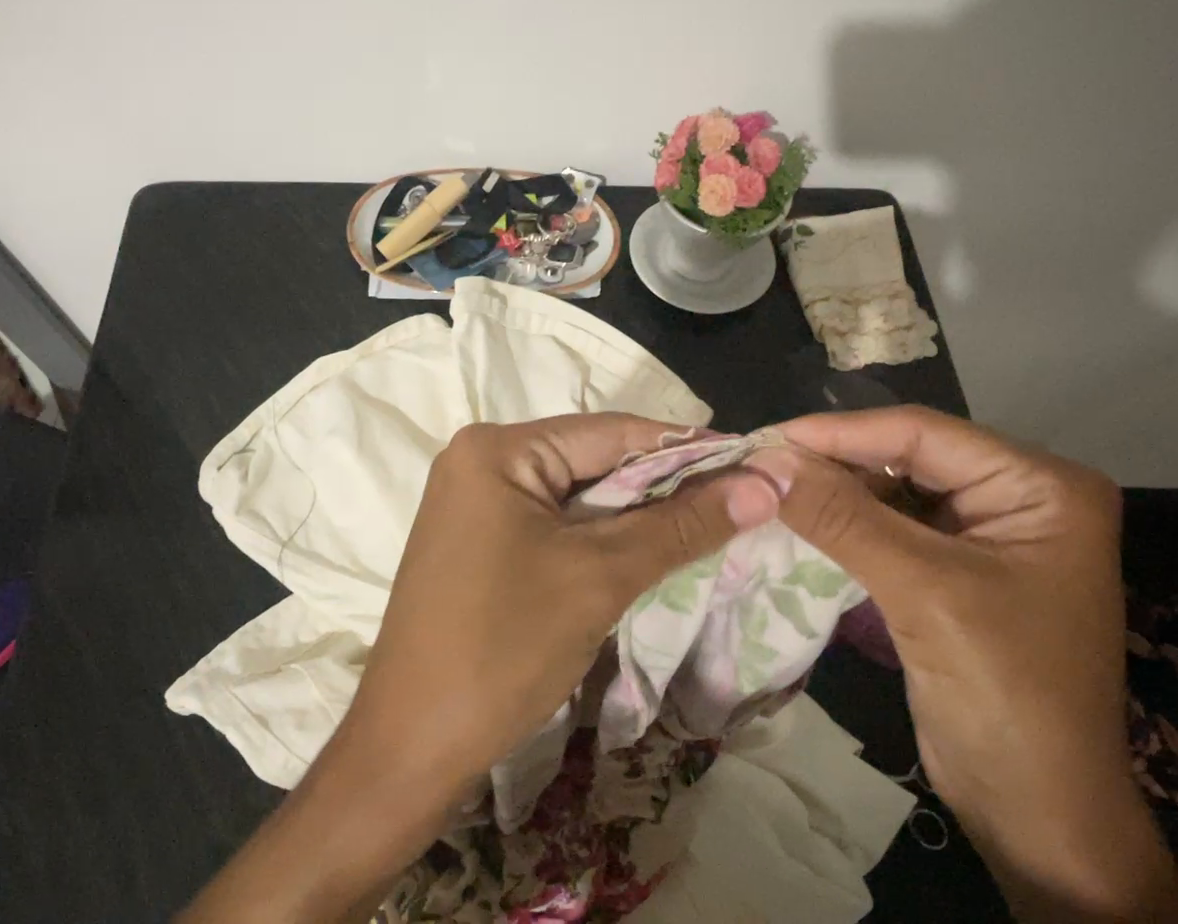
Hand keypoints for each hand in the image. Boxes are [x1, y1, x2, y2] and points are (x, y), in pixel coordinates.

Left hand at [178, 413, 780, 923]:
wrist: (411, 745)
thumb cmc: (502, 649)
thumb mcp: (600, 577)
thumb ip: (681, 525)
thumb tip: (766, 482)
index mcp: (497, 449)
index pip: (614, 431)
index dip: (690, 449)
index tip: (761, 466)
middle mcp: (480, 462)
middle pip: (595, 461)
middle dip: (667, 487)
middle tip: (746, 505)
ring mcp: (475, 505)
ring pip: (578, 498)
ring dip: (640, 517)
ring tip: (713, 531)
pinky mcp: (479, 545)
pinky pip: (554, 527)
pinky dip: (602, 540)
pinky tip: (650, 557)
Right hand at [753, 406, 1177, 922]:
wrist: (1036, 807)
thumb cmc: (1003, 690)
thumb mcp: (922, 592)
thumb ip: (842, 517)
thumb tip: (764, 460)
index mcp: (1041, 486)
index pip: (923, 433)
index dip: (839, 433)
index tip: (763, 437)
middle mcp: (1019, 497)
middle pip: (908, 457)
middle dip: (833, 462)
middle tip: (757, 464)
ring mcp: (988, 536)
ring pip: (894, 492)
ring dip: (833, 494)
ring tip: (766, 488)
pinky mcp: (958, 572)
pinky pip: (893, 530)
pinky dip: (845, 527)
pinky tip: (798, 523)